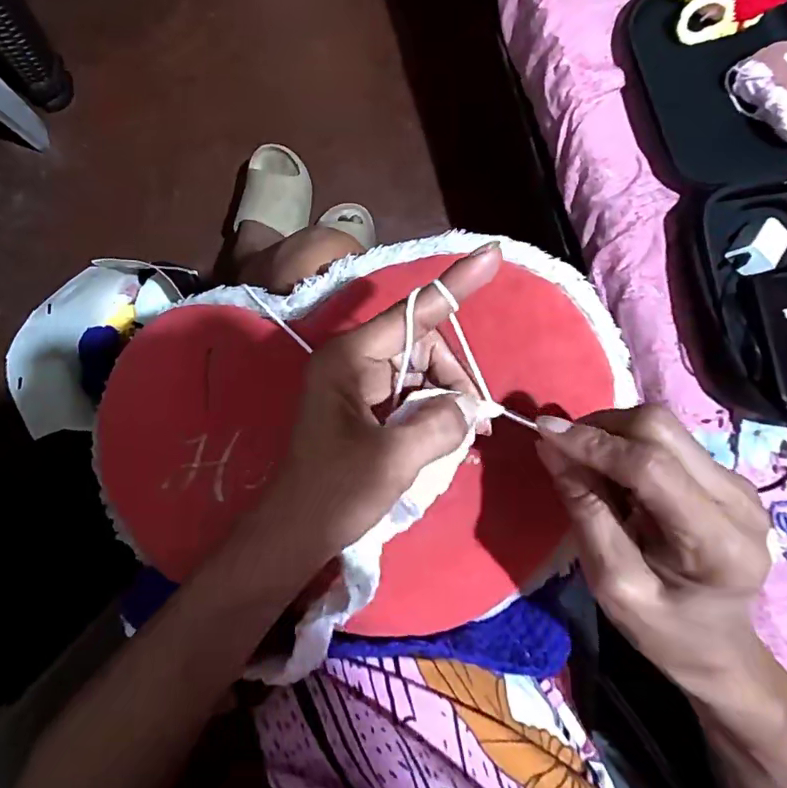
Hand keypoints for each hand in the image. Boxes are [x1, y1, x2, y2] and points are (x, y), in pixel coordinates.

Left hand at [246, 244, 502, 569]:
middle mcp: (351, 361)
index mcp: (350, 358)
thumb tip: (467, 408)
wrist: (295, 533)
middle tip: (477, 423)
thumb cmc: (335, 492)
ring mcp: (355, 383)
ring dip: (447, 400)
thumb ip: (440, 423)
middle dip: (454, 378)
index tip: (491, 254)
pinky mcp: (361, 407)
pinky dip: (433, 414)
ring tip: (465, 440)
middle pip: (422, 346)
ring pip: (420, 373)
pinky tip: (452, 443)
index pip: (412, 313)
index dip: (454, 286)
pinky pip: (409, 396)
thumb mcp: (395, 459)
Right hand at [537, 406, 773, 686]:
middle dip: (601, 428)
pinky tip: (616, 475)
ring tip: (588, 465)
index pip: (650, 466)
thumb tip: (551, 446)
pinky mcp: (727, 476)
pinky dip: (629, 444)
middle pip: (660, 429)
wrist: (718, 648)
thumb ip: (586, 511)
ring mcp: (738, 484)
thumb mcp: (612, 583)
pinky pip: (668, 439)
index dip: (592, 442)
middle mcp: (739, 501)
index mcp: (717, 542)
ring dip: (613, 433)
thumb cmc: (663, 629)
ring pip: (663, 426)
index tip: (543, 430)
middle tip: (564, 449)